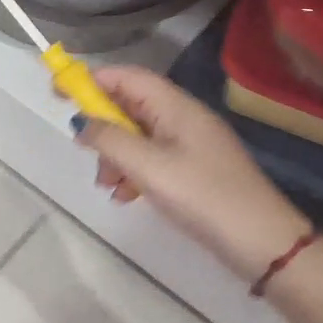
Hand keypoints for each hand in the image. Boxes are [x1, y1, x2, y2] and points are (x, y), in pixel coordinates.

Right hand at [74, 65, 310, 278]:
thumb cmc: (204, 197)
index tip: (58, 92)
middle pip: (129, 105)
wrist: (265, 245)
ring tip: (106, 184)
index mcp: (176, 108)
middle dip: (101, 125)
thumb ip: (109, 139)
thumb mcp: (148, 167)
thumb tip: (81, 121)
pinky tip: (124, 196)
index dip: (90, 79)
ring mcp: (190, 146)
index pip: (126, 77)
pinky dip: (131, 171)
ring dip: (113, 154)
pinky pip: (150, 159)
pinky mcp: (193, 171)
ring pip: (136, 135)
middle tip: (82, 147)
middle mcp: (183, 119)